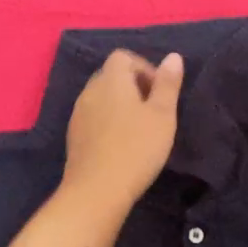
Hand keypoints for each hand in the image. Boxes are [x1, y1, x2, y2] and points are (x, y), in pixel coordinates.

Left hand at [62, 49, 182, 209]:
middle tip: (153, 112)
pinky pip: (94, 117)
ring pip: (102, 98)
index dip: (144, 69)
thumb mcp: (162, 115)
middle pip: (111, 76)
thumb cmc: (137, 148)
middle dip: (133, 87)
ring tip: (139, 130)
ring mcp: (78, 114)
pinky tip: (121, 145)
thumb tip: (173, 56)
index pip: (123, 57)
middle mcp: (90, 91)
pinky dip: (108, 122)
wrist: (97, 190)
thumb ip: (168, 84)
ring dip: (120, 106)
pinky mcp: (74, 136)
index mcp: (111, 80)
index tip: (159, 94)